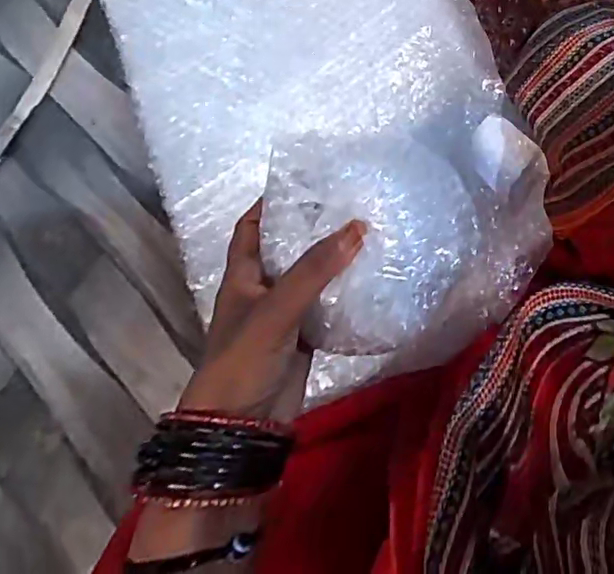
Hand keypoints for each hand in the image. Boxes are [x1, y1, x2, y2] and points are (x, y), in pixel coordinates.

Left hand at [177, 204, 365, 420]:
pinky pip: (328, 306)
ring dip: (334, 259)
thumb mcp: (275, 310)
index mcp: (242, 277)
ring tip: (368, 231)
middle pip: (289, 249)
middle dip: (314, 228)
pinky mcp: (305, 338)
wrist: (241, 430)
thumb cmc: (242, 361)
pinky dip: (346, 292)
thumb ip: (314, 270)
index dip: (268, 205)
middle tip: (349, 203)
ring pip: (312, 277)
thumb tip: (357, 226)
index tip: (301, 182)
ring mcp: (285, 316)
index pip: (250, 229)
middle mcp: (263, 291)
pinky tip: (371, 277)